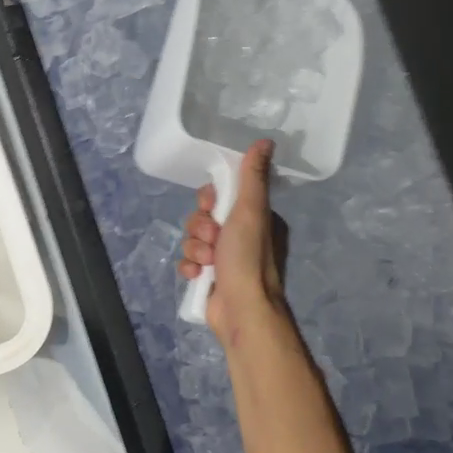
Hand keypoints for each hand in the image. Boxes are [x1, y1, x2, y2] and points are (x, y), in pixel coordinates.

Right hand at [179, 138, 286, 344]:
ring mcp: (226, 259)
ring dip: (194, 248)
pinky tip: (197, 275)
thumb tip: (264, 142)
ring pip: (194, 239)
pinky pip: (188, 261)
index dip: (210, 200)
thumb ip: (253, 178)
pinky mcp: (210, 278)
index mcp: (257, 220)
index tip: (210, 207)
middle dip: (200, 227)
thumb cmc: (248, 259)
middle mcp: (243, 237)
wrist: (241, 310)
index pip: (224, 195)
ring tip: (206, 262)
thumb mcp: (251, 212)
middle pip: (204, 216)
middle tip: (211, 239)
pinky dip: (189, 267)